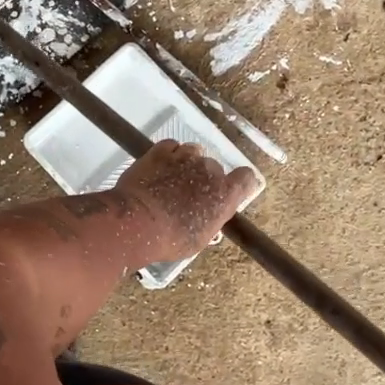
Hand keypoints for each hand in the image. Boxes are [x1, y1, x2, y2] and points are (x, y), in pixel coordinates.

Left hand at [114, 140, 258, 258]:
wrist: (137, 221)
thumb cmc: (171, 238)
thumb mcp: (200, 238)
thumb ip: (210, 219)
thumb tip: (208, 213)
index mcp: (226, 194)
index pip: (246, 178)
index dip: (238, 182)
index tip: (229, 189)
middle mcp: (210, 170)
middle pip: (214, 167)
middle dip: (204, 177)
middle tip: (188, 192)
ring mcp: (185, 156)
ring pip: (193, 152)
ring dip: (187, 162)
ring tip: (172, 177)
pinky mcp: (161, 150)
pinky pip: (171, 146)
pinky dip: (168, 154)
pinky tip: (159, 167)